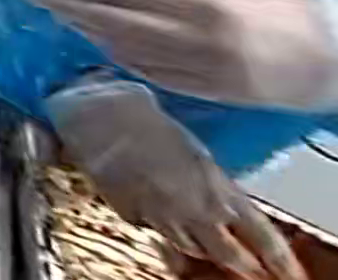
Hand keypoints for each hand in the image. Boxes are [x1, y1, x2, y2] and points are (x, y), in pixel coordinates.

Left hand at [23, 0, 337, 112]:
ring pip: (121, 45)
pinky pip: (147, 69)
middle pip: (111, 18)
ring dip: (79, 25)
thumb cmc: (277, 10)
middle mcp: (200, 40)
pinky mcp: (209, 91)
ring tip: (48, 8)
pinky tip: (90, 36)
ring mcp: (204, 69)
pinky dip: (112, 50)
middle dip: (62, 1)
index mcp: (206, 6)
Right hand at [50, 81, 304, 279]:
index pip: (266, 243)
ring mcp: (157, 209)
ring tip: (184, 233)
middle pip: (229, 255)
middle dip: (233, 257)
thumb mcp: (184, 140)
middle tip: (233, 258)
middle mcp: (196, 208)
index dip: (277, 260)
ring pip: (185, 245)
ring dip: (189, 242)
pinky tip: (142, 208)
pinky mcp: (121, 204)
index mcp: (221, 191)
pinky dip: (146, 221)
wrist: (86, 104)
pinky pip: (142, 223)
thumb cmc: (136, 111)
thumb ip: (206, 174)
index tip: (282, 270)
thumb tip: (215, 191)